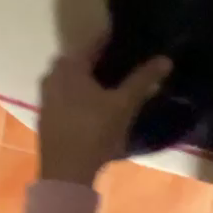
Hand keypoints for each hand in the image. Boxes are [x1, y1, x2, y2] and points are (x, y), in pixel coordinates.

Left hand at [37, 33, 172, 184]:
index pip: (94, 44)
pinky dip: (83, 96)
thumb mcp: (124, 105)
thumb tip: (165, 58)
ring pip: (74, 81)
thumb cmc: (95, 132)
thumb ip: (143, 79)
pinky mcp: (47, 117)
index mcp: (69, 67)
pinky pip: (68, 97)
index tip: (131, 39)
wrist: (66, 173)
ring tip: (117, 87)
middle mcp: (52, 76)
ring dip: (93, 81)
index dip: (113, 40)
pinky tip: (99, 107)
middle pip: (82, 62)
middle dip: (103, 62)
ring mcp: (46, 98)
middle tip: (127, 64)